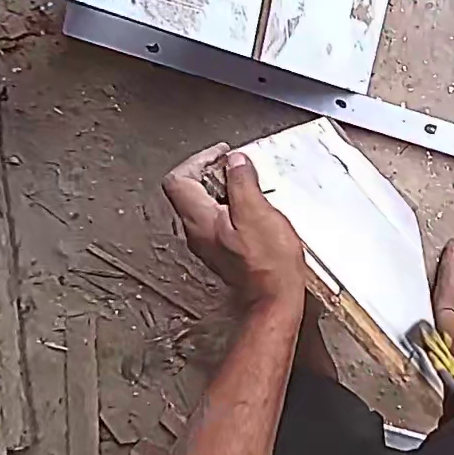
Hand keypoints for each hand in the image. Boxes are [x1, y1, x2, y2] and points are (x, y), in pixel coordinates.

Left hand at [162, 144, 307, 309]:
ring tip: (249, 186)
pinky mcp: (223, 252)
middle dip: (213, 172)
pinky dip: (232, 207)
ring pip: (205, 205)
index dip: (199, 160)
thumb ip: (242, 183)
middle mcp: (198, 233)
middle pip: (190, 190)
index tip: (223, 155)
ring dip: (224, 190)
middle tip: (238, 167)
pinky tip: (254, 211)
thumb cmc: (268, 265)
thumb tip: (235, 162)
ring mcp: (209, 244)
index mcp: (199, 220)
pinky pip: (219, 221)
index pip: (178, 179)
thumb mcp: (258, 213)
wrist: (275, 299)